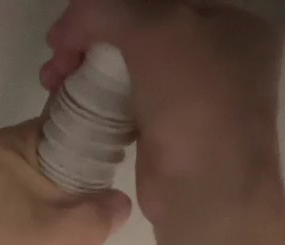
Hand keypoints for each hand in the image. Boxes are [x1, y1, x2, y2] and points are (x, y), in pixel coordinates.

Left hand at [0, 120, 130, 244]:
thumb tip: (116, 201)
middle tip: (92, 201)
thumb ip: (111, 204)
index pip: (60, 127)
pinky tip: (38, 240)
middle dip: (68, 176)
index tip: (111, 165)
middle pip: (40, 157)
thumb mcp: (85, 228)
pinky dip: (24, 218)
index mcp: (1, 145)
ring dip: (46, 200)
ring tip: (67, 225)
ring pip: (22, 185)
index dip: (92, 143)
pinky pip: (4, 209)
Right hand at [40, 0, 283, 224]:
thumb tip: (71, 19)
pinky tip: (68, 96)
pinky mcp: (166, 111)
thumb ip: (108, 9)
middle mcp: (216, 32)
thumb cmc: (195, 100)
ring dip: (83, 60)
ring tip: (53, 80)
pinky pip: (124, 84)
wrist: (207, 187)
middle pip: (138, 15)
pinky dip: (94, 87)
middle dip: (89, 29)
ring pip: (126, 50)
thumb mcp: (154, 32)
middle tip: (56, 52)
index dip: (106, 2)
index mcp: (232, 3)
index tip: (70, 23)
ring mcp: (191, 74)